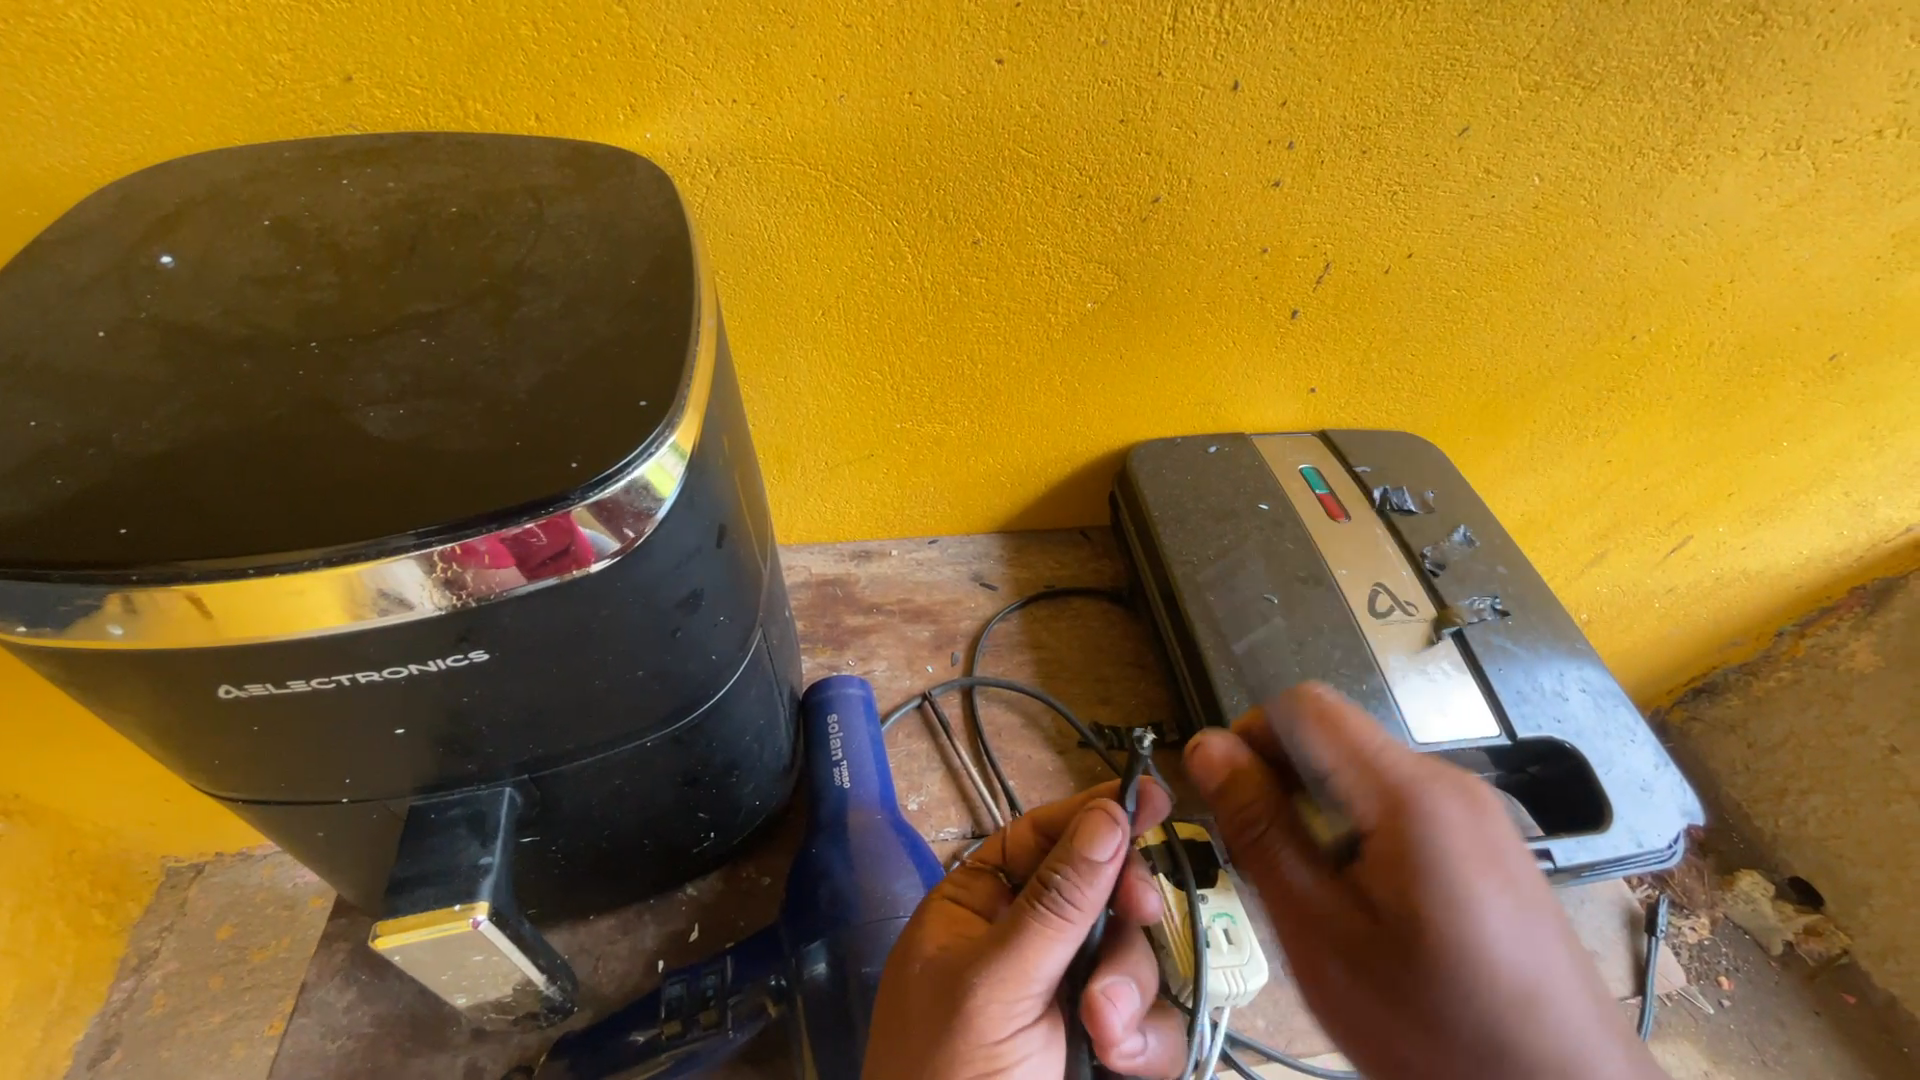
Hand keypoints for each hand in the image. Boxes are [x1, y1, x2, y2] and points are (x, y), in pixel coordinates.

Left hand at [864, 779, 1193, 1078]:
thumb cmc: (949, 1075)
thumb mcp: (993, 984)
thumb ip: (1055, 904)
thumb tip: (1106, 815)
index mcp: (979, 906)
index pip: (1041, 837)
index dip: (1092, 812)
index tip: (1148, 795)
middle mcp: (1026, 940)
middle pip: (1101, 890)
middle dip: (1121, 913)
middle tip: (1140, 912)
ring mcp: (1067, 992)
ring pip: (1133, 955)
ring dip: (1129, 990)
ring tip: (1103, 1032)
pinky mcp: (1103, 1044)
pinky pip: (1149, 1018)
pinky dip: (1144, 1040)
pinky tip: (1117, 1060)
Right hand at [1184, 683, 1667, 1079]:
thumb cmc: (1435, 1029)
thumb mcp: (1320, 932)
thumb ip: (1260, 829)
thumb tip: (1204, 746)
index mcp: (1409, 793)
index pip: (1302, 705)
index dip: (1249, 739)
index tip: (1231, 806)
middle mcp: (1448, 780)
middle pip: (1331, 735)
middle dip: (1279, 781)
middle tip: (1266, 863)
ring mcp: (1475, 809)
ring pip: (1359, 769)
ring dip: (1314, 808)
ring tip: (1312, 892)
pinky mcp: (1486, 839)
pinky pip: (1396, 801)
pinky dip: (1355, 828)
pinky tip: (1363, 901)